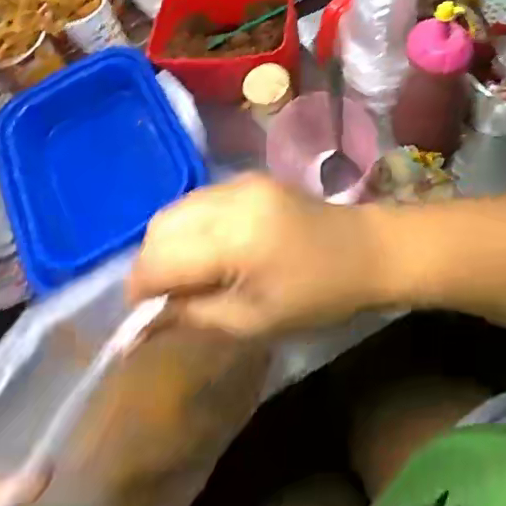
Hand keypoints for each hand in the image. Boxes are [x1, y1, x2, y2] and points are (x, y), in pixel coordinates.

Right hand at [127, 175, 386, 337]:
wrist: (368, 249)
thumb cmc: (317, 295)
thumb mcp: (251, 320)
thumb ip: (190, 315)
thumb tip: (137, 327)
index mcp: (233, 236)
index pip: (156, 258)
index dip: (140, 292)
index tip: (146, 319)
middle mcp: (231, 197)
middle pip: (160, 225)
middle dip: (152, 264)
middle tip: (168, 299)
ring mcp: (242, 181)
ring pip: (177, 209)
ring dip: (169, 243)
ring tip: (190, 277)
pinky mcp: (251, 178)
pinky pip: (201, 199)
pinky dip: (191, 226)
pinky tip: (210, 252)